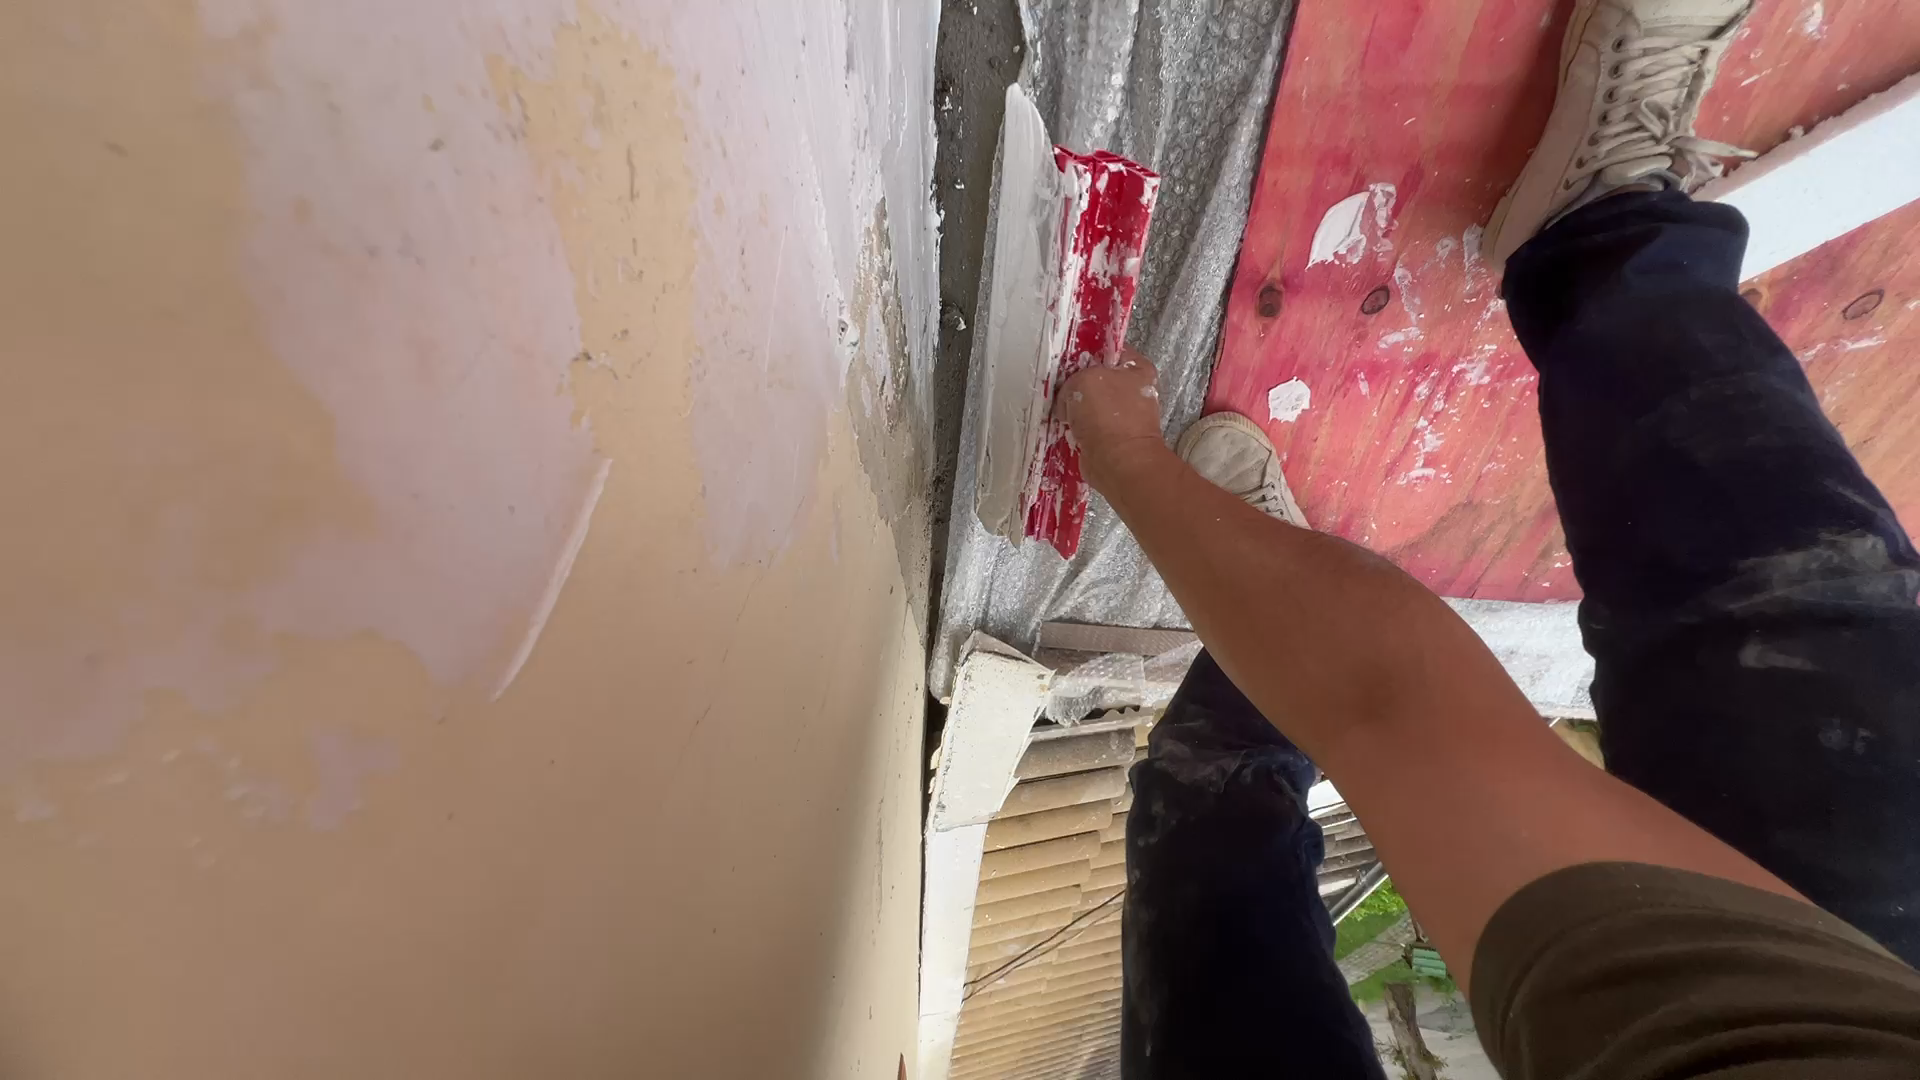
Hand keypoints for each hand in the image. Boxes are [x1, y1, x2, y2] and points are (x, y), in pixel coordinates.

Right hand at [1058, 348, 1171, 492]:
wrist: (1117, 462)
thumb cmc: (1106, 415)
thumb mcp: (1083, 379)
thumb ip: (1073, 378)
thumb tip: (1067, 399)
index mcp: (1138, 369)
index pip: (1110, 350)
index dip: (1087, 352)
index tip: (1066, 360)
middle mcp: (1134, 391)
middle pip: (1097, 379)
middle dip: (1076, 384)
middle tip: (1058, 386)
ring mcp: (1123, 417)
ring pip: (1090, 404)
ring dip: (1073, 409)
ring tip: (1058, 409)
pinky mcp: (1110, 438)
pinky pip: (1087, 427)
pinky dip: (1075, 429)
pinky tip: (1063, 427)